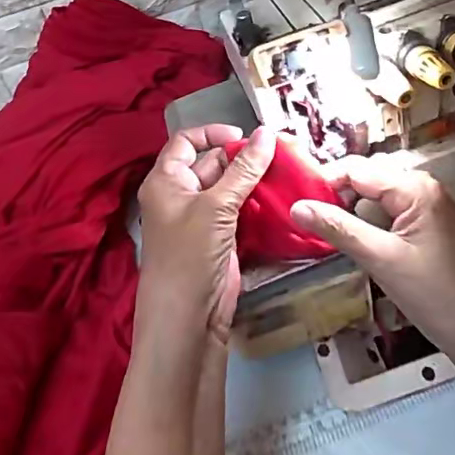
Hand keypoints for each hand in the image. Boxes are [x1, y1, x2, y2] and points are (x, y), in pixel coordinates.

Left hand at [136, 125, 274, 344]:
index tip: (243, 136)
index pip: (186, 142)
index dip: (212, 133)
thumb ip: (244, 169)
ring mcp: (202, 219)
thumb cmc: (189, 256)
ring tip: (287, 170)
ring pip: (231, 188)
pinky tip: (283, 196)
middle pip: (213, 163)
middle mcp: (181, 195)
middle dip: (244, 157)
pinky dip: (259, 202)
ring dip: (256, 180)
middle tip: (280, 153)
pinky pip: (241, 210)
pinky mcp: (221, 238)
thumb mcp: (216, 207)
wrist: (187, 322)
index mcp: (166, 181)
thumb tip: (267, 133)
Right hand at [291, 158, 454, 380]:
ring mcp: (428, 208)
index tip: (295, 200)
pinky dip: (368, 222)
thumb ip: (338, 229)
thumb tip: (297, 207)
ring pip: (377, 197)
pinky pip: (390, 213)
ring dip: (351, 209)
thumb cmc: (436, 296)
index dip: (326, 181)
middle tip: (306, 218)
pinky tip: (352, 240)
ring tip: (323, 229)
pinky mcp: (428, 228)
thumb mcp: (381, 260)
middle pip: (368, 178)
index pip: (359, 169)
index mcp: (415, 188)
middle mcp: (423, 188)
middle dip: (337, 194)